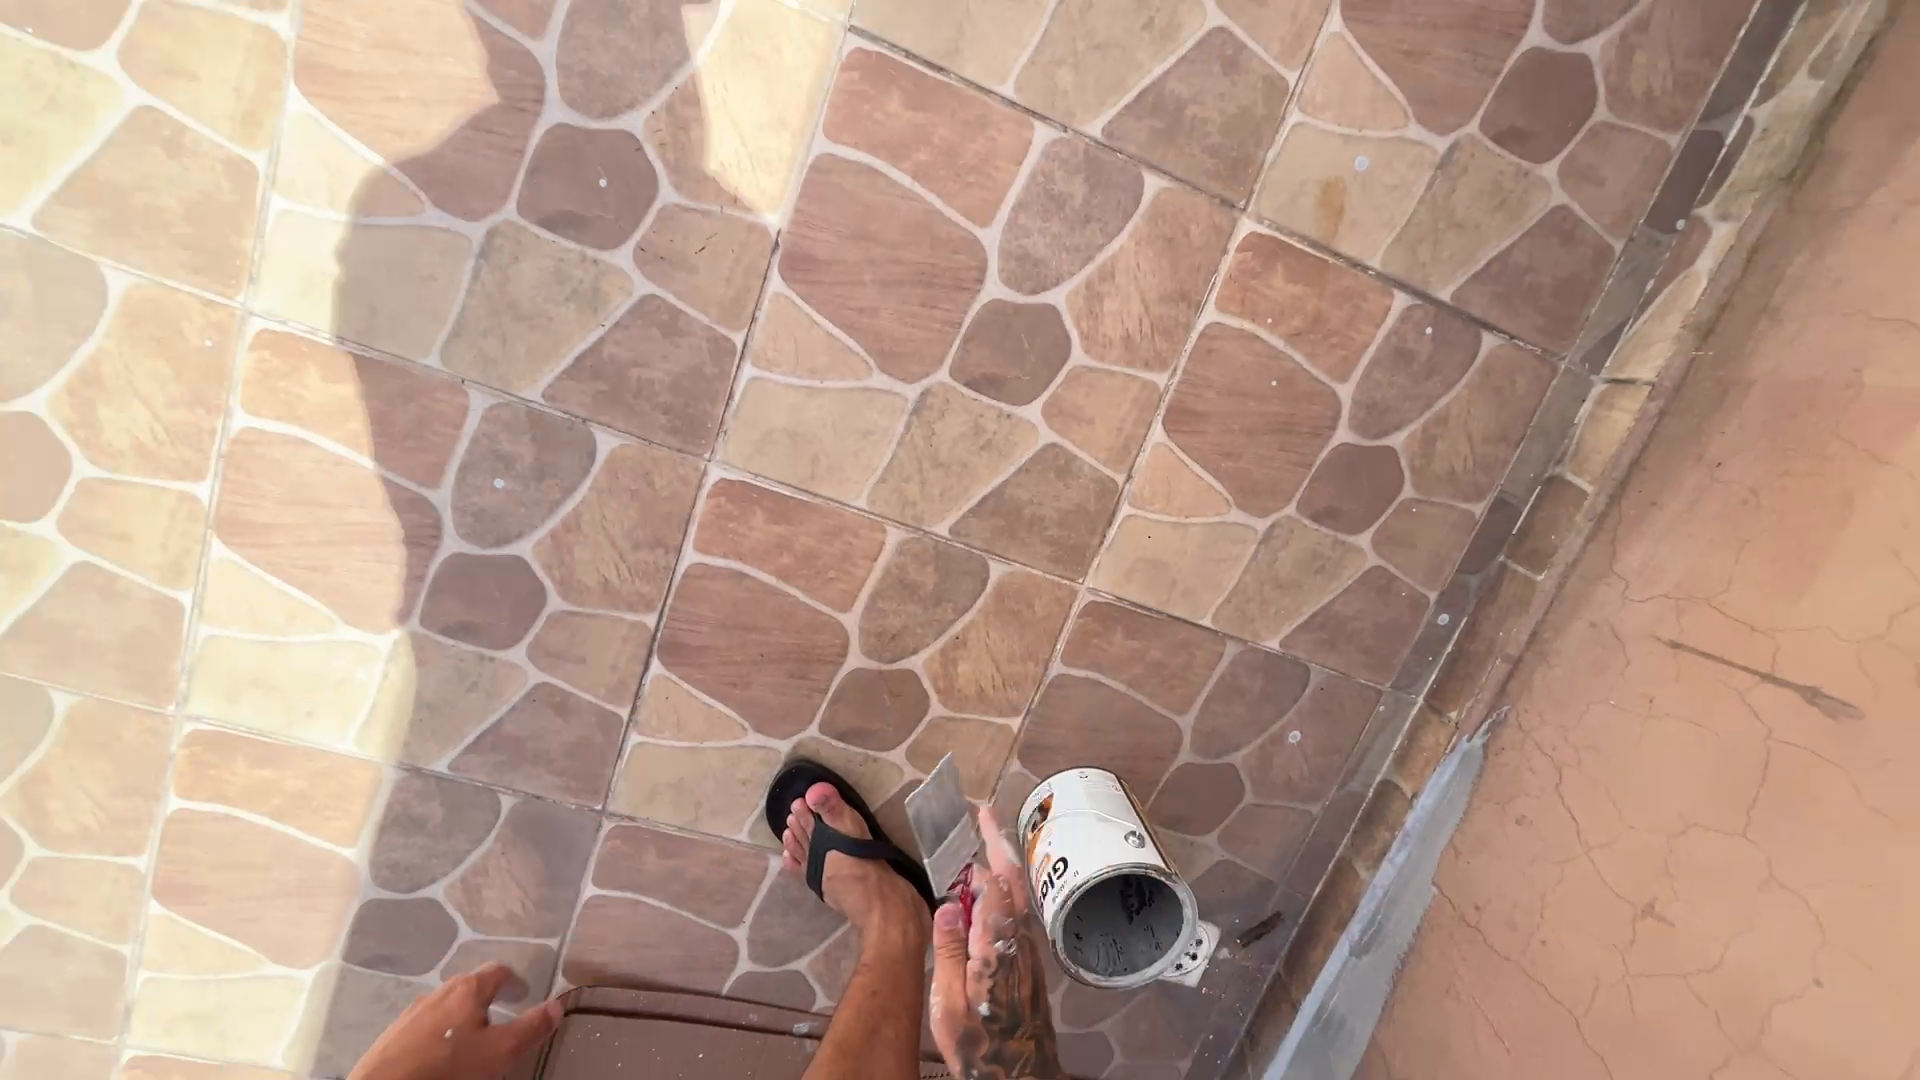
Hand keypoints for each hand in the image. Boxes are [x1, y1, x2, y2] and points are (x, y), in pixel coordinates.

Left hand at [348, 963, 560, 1079]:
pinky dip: (436, 1034)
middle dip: (486, 998)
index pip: (498, 971)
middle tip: (498, 1018)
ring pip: (444, 1007)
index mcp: (468, 989)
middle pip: (469, 986)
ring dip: (459, 1017)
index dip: (514, 980)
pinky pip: (422, 1028)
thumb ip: (530, 1028)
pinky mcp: (388, 1040)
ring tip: (467, 1041)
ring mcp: (410, 1016)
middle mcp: (439, 993)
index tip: (522, 994)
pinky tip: (435, 1058)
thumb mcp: (498, 1053)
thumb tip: (558, 1005)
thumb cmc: (445, 1071)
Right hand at [929, 808, 1065, 1079]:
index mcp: (995, 944)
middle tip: (984, 812)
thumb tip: (946, 905)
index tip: (966, 841)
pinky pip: (1018, 910)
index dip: (979, 861)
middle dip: (998, 842)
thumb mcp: (948, 1005)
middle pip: (1012, 879)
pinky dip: (1005, 887)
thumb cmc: (976, 1044)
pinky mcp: (1029, 958)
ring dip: (1003, 862)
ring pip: (1019, 893)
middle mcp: (1018, 938)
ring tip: (985, 838)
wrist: (1017, 1074)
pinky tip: (989, 888)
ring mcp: (1028, 947)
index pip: (992, 887)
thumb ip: (948, 952)